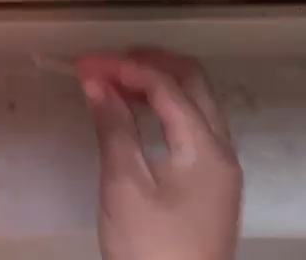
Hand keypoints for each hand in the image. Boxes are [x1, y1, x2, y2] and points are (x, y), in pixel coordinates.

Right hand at [77, 49, 240, 259]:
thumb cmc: (150, 250)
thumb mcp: (124, 186)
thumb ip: (113, 126)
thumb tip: (95, 80)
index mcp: (206, 150)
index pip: (166, 86)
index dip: (123, 68)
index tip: (82, 65)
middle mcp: (222, 152)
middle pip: (192, 82)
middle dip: (147, 64)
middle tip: (104, 65)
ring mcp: (219, 169)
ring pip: (194, 101)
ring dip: (155, 83)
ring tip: (111, 83)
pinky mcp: (210, 184)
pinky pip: (191, 124)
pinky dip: (162, 106)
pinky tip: (132, 112)